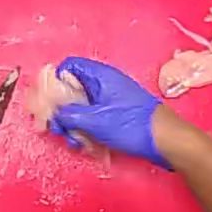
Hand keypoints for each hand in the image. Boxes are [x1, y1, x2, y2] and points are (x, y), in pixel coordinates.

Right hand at [51, 57, 170, 168]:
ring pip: (80, 106)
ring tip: (73, 140)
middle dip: (60, 109)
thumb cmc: (131, 125)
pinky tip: (84, 144)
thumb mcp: (94, 120)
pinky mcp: (114, 114)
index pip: (68, 67)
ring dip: (71, 123)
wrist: (165, 140)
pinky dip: (84, 128)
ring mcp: (109, 99)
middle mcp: (103, 83)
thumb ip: (68, 114)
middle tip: (55, 127)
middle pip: (71, 88)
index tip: (47, 102)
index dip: (53, 82)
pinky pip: (91, 117)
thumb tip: (50, 112)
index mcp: (100, 76)